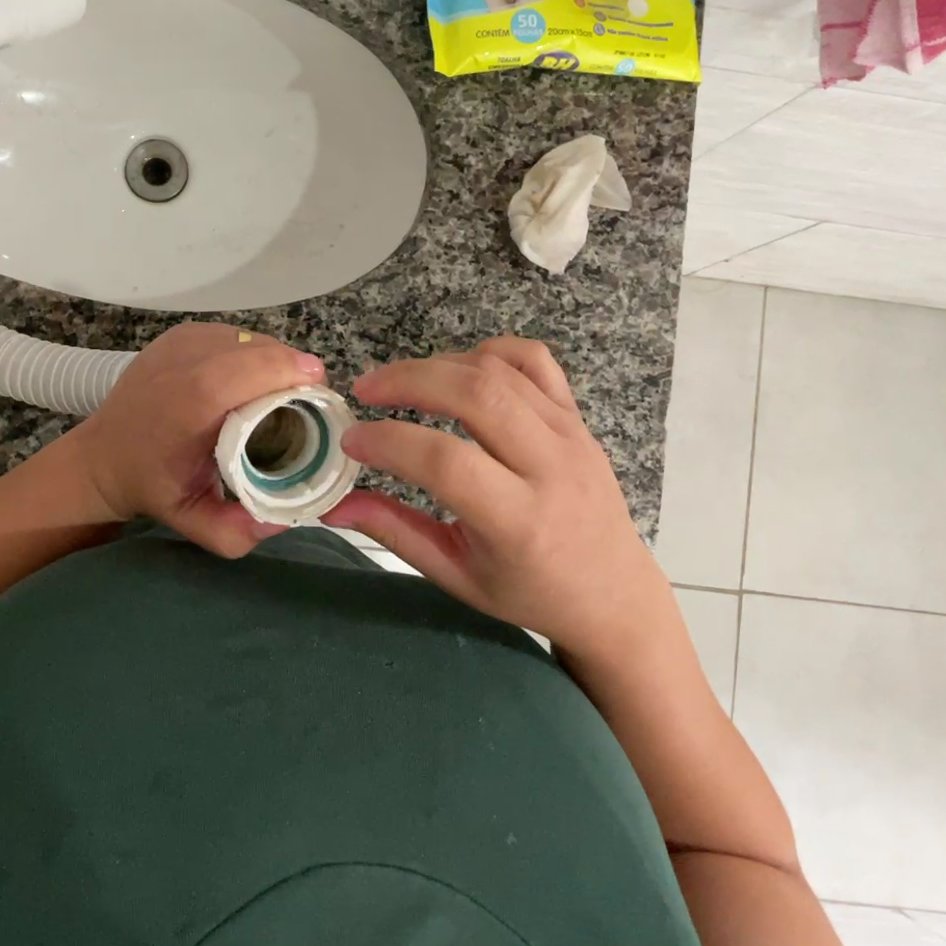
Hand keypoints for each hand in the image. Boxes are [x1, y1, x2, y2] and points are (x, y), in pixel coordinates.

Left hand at [68, 322, 326, 557]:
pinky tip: (248, 382)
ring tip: (278, 395)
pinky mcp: (180, 334)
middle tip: (306, 404)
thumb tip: (286, 520)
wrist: (103, 456)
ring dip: (274, 362)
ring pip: (252, 339)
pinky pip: (234, 335)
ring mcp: (182, 341)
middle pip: (264, 349)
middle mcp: (187, 361)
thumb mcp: (192, 520)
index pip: (262, 367)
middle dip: (293, 371)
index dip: (299, 378)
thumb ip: (237, 531)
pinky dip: (251, 354)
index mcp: (193, 401)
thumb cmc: (152, 487)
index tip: (320, 401)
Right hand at [322, 337, 671, 656]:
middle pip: (475, 394)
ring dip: (438, 365)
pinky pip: (534, 361)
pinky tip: (457, 371)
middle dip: (408, 380)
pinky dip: (489, 353)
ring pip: (499, 370)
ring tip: (399, 382)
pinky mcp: (577, 418)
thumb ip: (394, 533)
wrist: (611, 591)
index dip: (389, 442)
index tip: (351, 442)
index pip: (446, 462)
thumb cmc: (528, 593)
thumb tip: (334, 506)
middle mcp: (550, 468)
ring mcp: (570, 435)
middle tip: (365, 390)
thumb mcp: (455, 576)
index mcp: (519, 521)